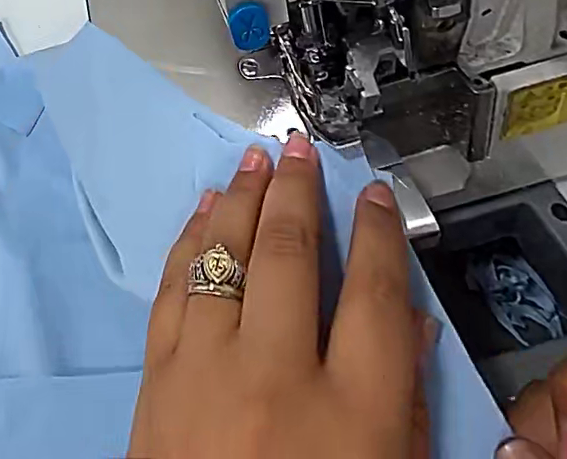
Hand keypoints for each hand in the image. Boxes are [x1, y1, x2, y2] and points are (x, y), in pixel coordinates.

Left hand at [127, 132, 428, 458]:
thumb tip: (409, 321)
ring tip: (253, 160)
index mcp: (351, 417)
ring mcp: (205, 370)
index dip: (378, 235)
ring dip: (240, 198)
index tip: (373, 195)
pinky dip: (191, 240)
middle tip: (298, 149)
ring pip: (224, 255)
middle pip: (288, 256)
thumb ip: (406, 406)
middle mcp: (274, 378)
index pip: (376, 298)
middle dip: (297, 193)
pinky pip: (175, 286)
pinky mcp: (158, 375)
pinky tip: (204, 209)